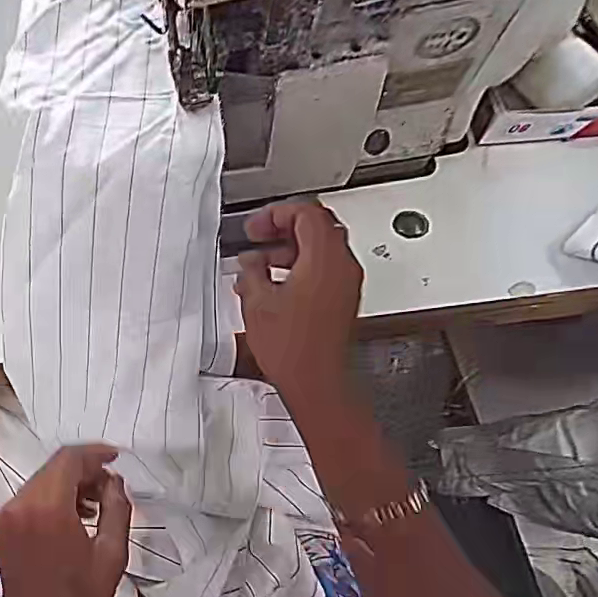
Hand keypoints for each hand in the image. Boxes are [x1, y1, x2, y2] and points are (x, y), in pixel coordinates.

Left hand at [0, 444, 130, 596]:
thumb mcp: (111, 556)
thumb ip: (117, 509)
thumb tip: (114, 483)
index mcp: (48, 509)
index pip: (69, 460)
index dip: (95, 453)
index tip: (115, 458)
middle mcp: (20, 505)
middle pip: (54, 468)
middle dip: (85, 471)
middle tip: (111, 488)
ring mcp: (5, 516)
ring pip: (42, 481)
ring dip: (70, 485)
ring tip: (97, 507)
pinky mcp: (1, 527)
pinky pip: (31, 498)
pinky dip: (54, 498)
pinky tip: (75, 517)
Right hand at [234, 200, 363, 407]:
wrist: (316, 382)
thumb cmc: (294, 349)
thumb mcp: (258, 303)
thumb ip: (252, 272)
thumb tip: (251, 263)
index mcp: (324, 258)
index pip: (307, 214)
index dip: (277, 214)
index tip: (258, 226)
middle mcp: (342, 267)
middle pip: (318, 227)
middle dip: (285, 229)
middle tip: (260, 236)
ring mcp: (346, 285)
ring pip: (321, 250)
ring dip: (291, 251)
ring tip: (261, 266)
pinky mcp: (343, 302)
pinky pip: (325, 272)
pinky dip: (302, 269)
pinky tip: (276, 287)